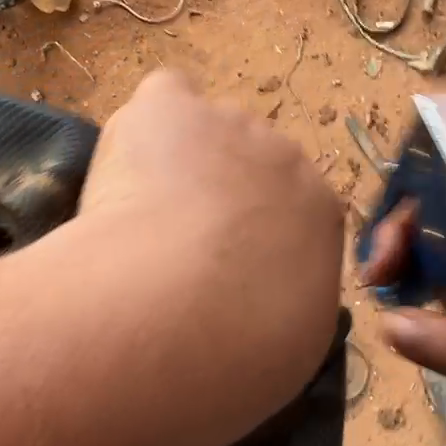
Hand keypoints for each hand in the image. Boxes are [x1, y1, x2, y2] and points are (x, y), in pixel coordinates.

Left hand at [80, 71, 343, 409]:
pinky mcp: (173, 106)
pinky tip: (124, 168)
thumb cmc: (248, 347)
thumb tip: (268, 310)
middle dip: (219, 196)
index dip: (254, 236)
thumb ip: (291, 305)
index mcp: (322, 212)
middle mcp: (284, 157)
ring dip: (177, 166)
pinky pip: (166, 98)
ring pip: (203, 133)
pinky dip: (146, 125)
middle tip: (176, 249)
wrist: (189, 310)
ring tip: (138, 219)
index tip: (222, 270)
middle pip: (250, 164)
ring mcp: (229, 123)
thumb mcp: (295, 343)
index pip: (292, 209)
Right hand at [361, 207, 445, 445]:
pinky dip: (425, 297)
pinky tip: (403, 315)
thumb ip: (441, 342)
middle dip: (402, 244)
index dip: (409, 223)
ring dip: (409, 268)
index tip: (379, 262)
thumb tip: (384, 321)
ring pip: (445, 263)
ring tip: (377, 290)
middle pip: (444, 233)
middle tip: (371, 280)